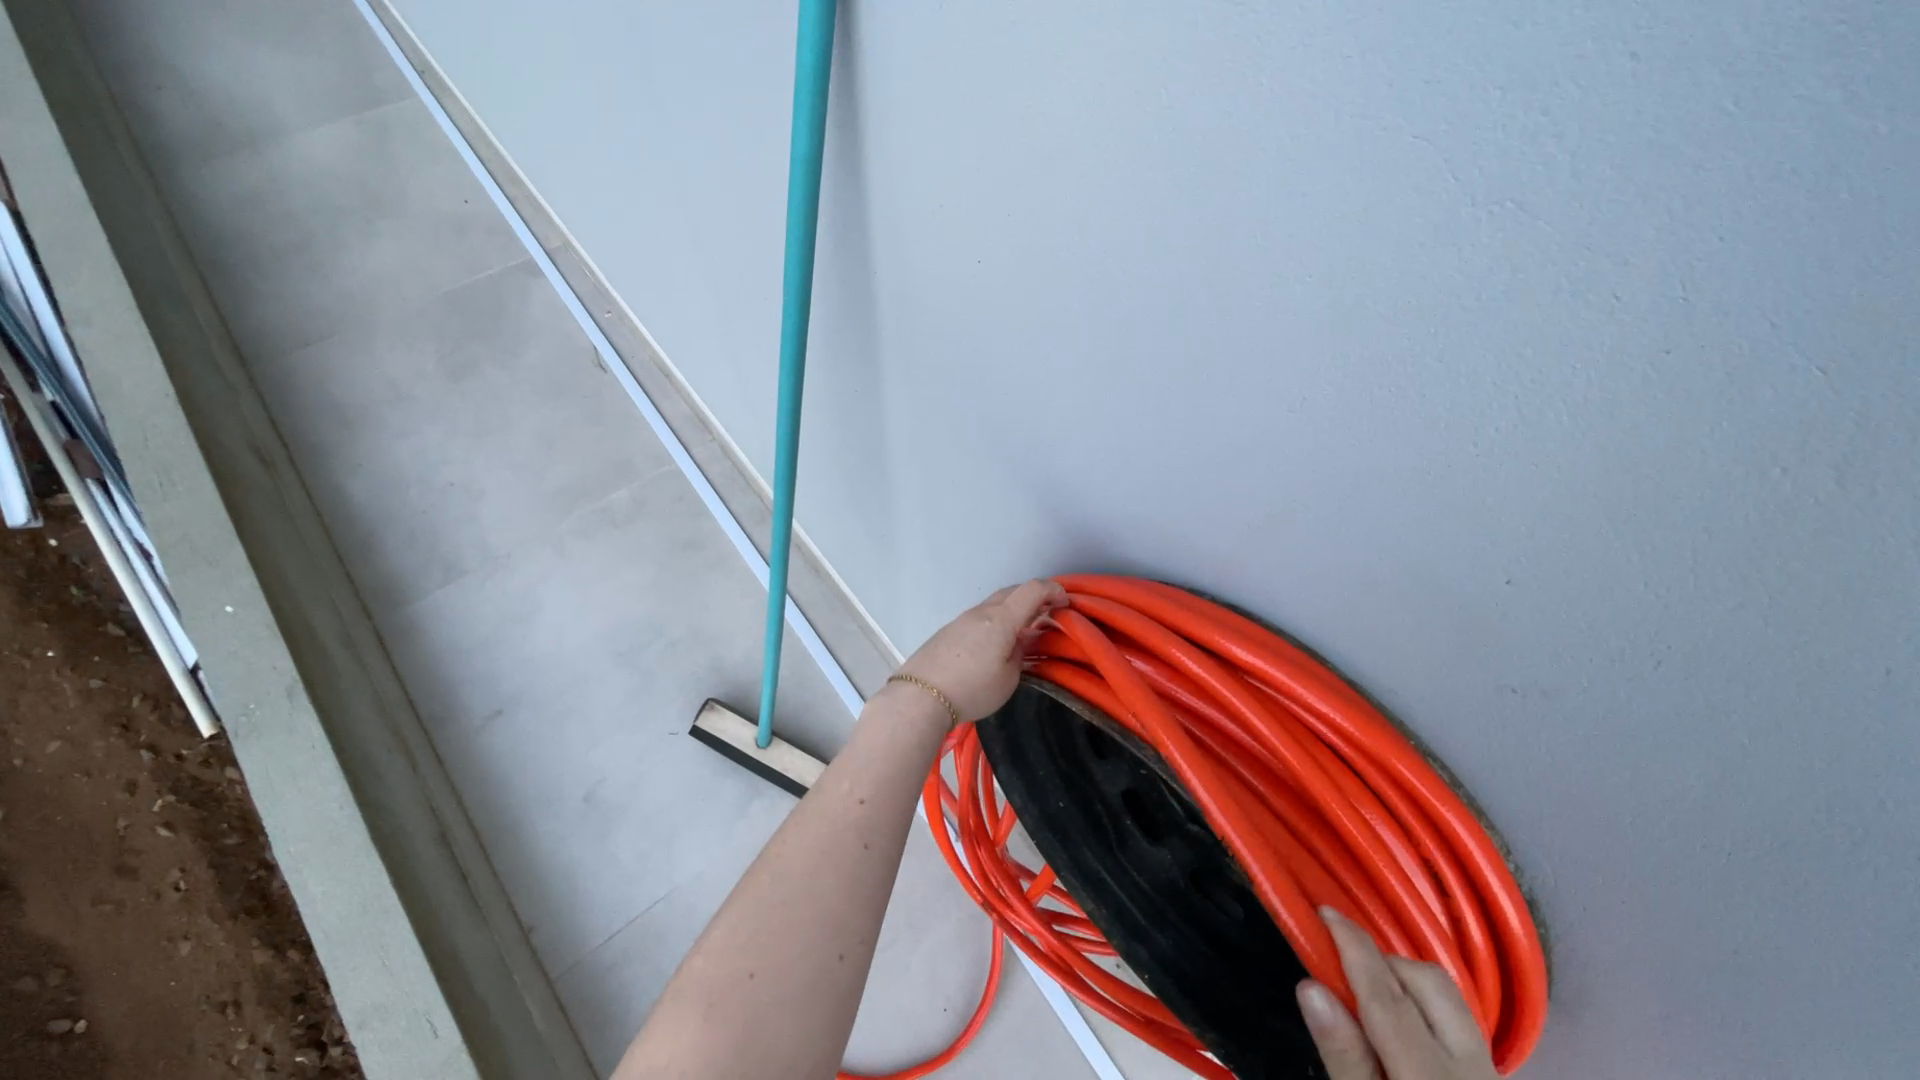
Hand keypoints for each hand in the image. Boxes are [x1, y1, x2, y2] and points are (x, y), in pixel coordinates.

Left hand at [895, 580, 1067, 723]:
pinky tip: (997, 643)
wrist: (920, 697)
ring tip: (1024, 631)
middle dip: (1034, 598)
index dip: (1053, 591)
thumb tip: (1020, 642)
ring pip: (994, 604)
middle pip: (1012, 592)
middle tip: (1048, 615)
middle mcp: (981, 612)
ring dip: (1013, 610)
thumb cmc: (972, 689)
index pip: (1032, 590)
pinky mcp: (948, 631)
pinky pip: (980, 617)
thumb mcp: (1008, 679)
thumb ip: (1020, 654)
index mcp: (1001, 619)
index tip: (1066, 602)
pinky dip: (996, 621)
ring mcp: (961, 620)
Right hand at [1297, 908, 1500, 1079]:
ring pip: (1450, 1002)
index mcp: (1433, 1078)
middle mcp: (1472, 1070)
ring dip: (1404, 984)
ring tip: (1363, 998)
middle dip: (1382, 962)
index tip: (1323, 911)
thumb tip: (1311, 987)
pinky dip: (1422, 1010)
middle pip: (1429, 985)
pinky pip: (1458, 1027)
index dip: (1354, 947)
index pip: (1387, 995)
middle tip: (1337, 968)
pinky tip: (1397, 1034)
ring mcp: (1489, 1079)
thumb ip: (1346, 1059)